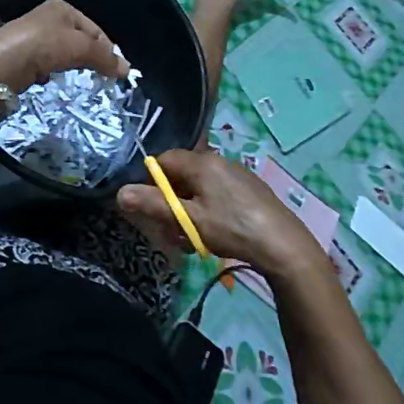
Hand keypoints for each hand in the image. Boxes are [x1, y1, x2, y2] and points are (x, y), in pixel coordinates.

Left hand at [0, 0, 127, 92]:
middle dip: (91, 59)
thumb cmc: (43, 47)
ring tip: (76, 80)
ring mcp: (33, 36)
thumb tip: (128, 70)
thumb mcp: (80, 48)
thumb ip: (106, 58)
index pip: (96, 30)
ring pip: (64, 54)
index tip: (116, 73)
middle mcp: (48, 17)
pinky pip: (47, 64)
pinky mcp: (22, 55)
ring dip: (72, 67)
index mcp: (63, 7)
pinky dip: (52, 72)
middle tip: (100, 79)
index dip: (108, 51)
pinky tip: (50, 80)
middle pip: (80, 41)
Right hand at [116, 149, 324, 279]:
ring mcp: (237, 175)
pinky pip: (218, 194)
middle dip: (172, 202)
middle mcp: (219, 161)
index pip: (164, 159)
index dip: (151, 181)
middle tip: (171, 230)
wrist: (282, 243)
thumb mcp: (189, 219)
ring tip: (192, 240)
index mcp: (203, 162)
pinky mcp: (249, 190)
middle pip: (182, 175)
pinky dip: (208, 212)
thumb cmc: (232, 227)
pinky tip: (214, 235)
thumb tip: (121, 193)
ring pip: (200, 188)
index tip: (150, 206)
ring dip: (189, 212)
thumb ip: (154, 205)